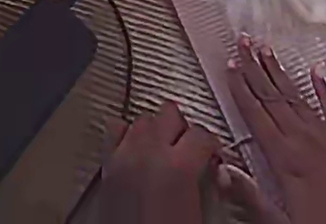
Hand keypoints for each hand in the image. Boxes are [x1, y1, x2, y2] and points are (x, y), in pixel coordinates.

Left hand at [94, 102, 218, 223]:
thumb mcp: (201, 219)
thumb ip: (211, 190)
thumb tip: (217, 174)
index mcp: (179, 167)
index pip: (202, 134)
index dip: (212, 146)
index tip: (214, 158)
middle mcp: (150, 150)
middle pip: (170, 113)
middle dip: (183, 129)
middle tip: (190, 152)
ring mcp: (125, 153)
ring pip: (144, 118)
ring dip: (157, 130)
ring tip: (164, 153)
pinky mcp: (108, 163)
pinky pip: (116, 129)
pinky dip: (128, 134)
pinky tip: (137, 151)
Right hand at [220, 39, 325, 223]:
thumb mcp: (281, 222)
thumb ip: (251, 195)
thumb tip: (222, 170)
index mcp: (285, 157)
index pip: (255, 113)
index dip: (240, 87)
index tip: (229, 65)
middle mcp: (304, 140)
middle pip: (272, 96)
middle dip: (254, 66)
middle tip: (243, 41)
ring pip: (296, 97)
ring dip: (278, 72)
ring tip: (266, 49)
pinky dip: (322, 90)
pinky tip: (316, 72)